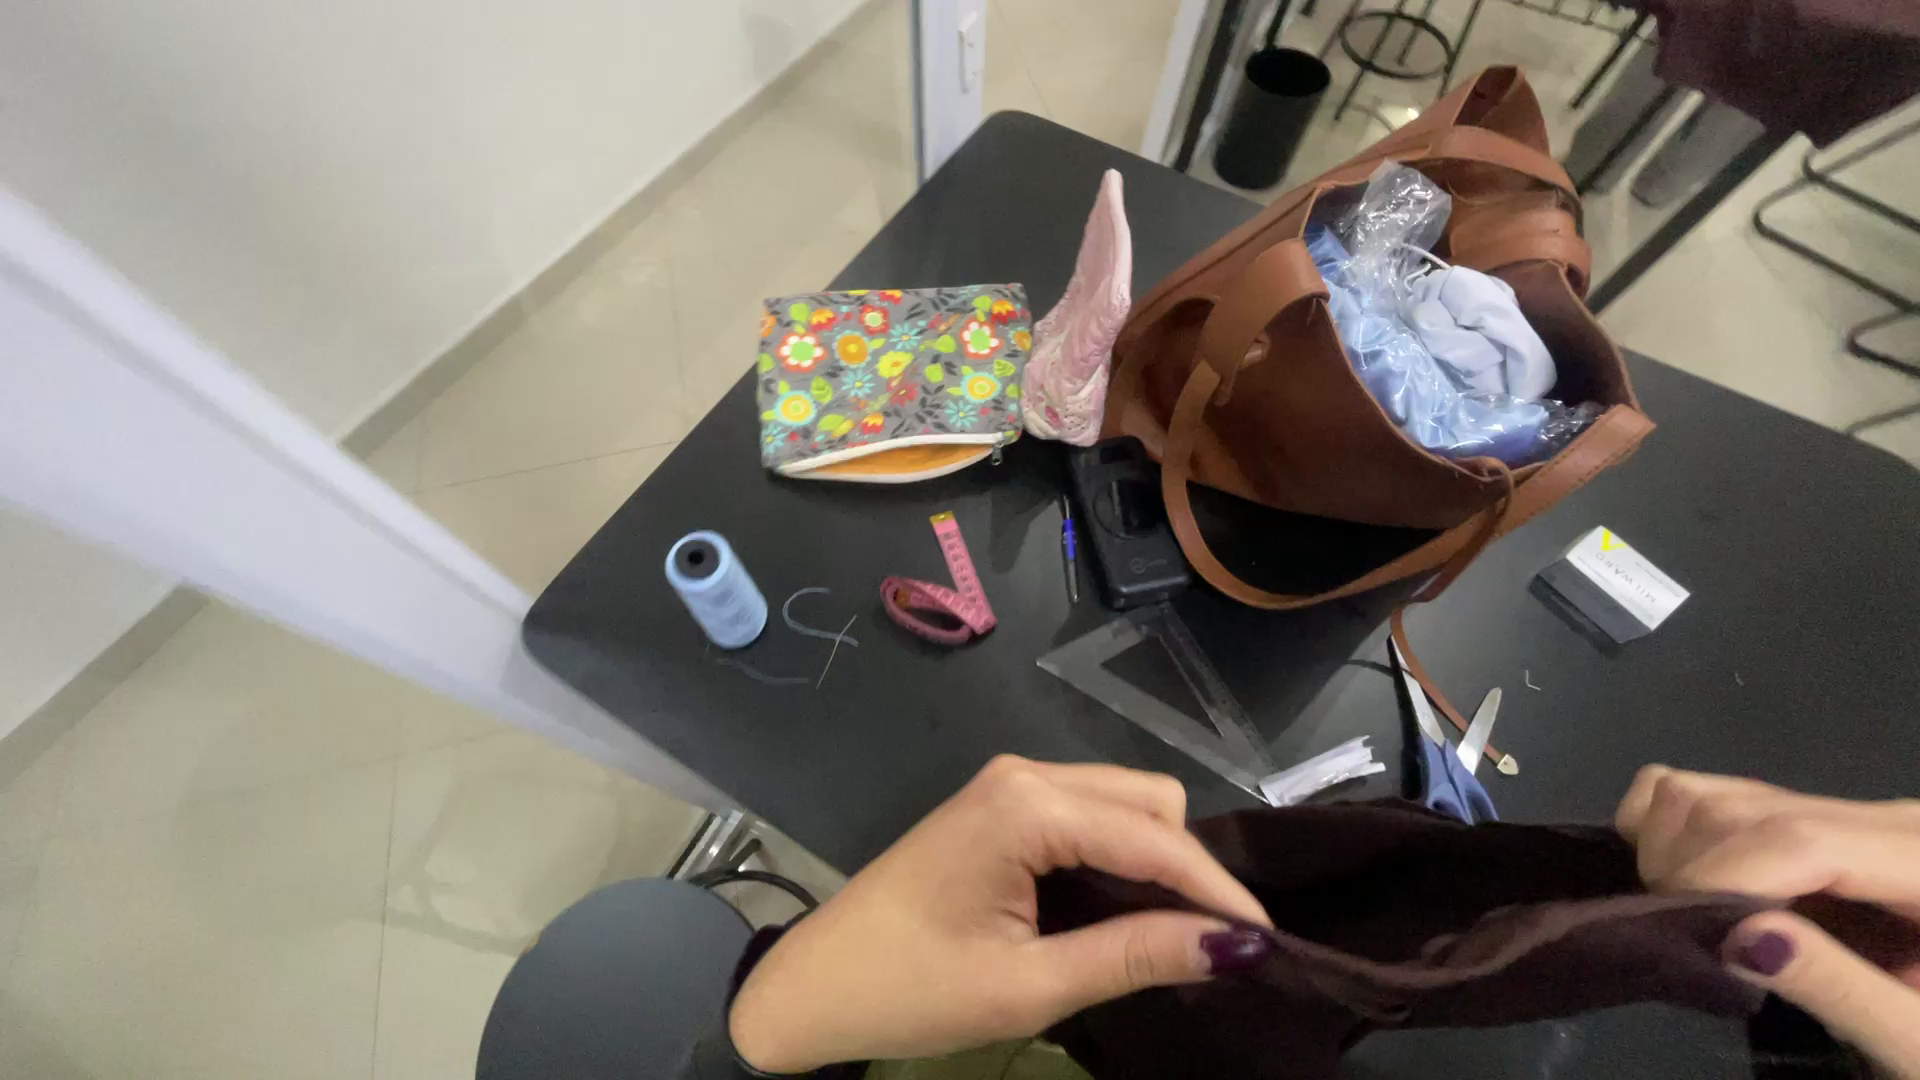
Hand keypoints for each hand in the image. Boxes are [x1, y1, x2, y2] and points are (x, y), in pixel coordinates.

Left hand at [728, 756, 1274, 1072]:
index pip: (1152, 838)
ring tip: (1166, 933)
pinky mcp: (1003, 801)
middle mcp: (1024, 773)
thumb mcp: (1029, 985)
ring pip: (1120, 801)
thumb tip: (1236, 946)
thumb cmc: (913, 987)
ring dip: (1153, 859)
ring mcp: (1011, 781)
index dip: (1217, 889)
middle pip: (1145, 800)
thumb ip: (1133, 954)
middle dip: (1186, 867)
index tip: (1270, 945)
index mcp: (1026, 805)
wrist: (819, 978)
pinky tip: (1119, 904)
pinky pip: (1087, 812)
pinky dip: (1117, 853)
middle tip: (1208, 945)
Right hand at [1617, 766, 1919, 1078]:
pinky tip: (1685, 877)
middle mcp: (1873, 816)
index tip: (1701, 939)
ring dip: (1664, 853)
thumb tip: (1736, 937)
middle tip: (1704, 946)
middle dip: (1688, 872)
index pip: (1797, 838)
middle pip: (1731, 811)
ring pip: (1694, 794)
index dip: (1725, 877)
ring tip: (1701, 918)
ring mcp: (1818, 805)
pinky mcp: (1776, 806)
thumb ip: (1848, 992)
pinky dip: (1652, 825)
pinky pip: (1679, 787)